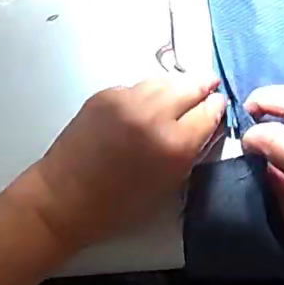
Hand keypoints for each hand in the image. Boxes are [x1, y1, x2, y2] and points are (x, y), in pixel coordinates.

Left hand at [9, 74, 227, 251]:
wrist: (64, 197)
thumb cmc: (119, 204)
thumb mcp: (168, 183)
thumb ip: (191, 150)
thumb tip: (205, 122)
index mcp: (174, 144)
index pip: (209, 112)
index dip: (217, 108)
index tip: (219, 105)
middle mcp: (153, 114)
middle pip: (190, 86)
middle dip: (202, 86)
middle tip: (210, 86)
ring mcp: (126, 100)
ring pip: (163, 80)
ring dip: (176, 85)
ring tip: (181, 92)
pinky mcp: (105, 94)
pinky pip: (137, 87)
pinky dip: (148, 93)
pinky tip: (148, 104)